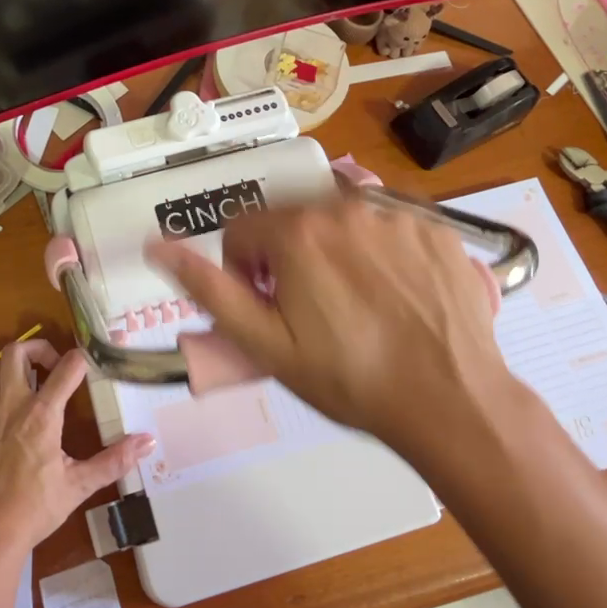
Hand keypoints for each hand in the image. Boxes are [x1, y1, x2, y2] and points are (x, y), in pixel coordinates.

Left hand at [0, 341, 154, 557]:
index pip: (67, 368)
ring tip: (21, 383)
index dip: (82, 359)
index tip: (90, 365)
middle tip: (50, 367)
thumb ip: (115, 460)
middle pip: (15, 352)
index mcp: (43, 414)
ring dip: (4, 370)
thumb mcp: (80, 485)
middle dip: (36, 349)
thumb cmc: (36, 508)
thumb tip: (148, 442)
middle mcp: (12, 406)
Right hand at [145, 197, 515, 447]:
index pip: (243, 229)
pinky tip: (395, 290)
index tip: (267, 305)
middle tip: (310, 307)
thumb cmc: (349, 379)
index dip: (245, 269)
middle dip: (288, 254)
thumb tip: (156, 246)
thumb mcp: (266, 345)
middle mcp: (344, 206)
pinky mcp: (436, 225)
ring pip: (341, 216)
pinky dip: (381, 247)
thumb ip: (209, 289)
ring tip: (356, 300)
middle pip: (292, 217)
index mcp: (296, 232)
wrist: (450, 401)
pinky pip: (390, 222)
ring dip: (335, 247)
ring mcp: (396, 212)